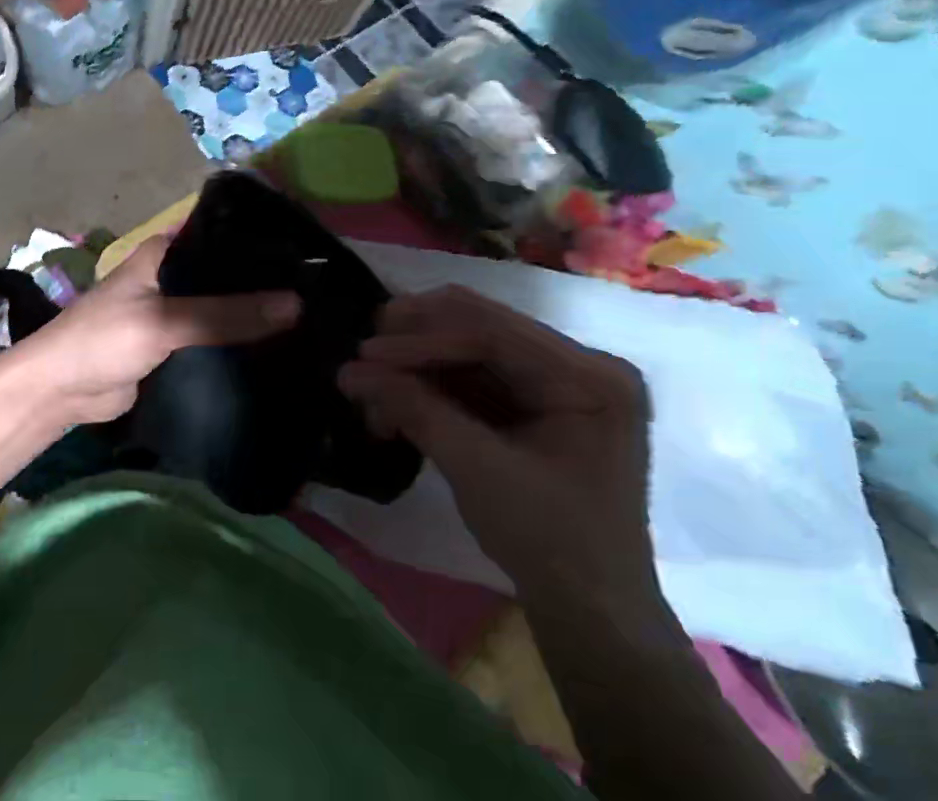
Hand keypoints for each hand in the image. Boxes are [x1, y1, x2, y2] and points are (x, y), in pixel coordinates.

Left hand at [0, 236, 300, 426]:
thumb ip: (225, 314)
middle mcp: (171, 278)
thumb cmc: (103, 339)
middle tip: (321, 294)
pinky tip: (280, 350)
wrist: (61, 390)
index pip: (221, 238)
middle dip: (264, 286)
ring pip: (222, 311)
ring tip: (313, 321)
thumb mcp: (164, 321)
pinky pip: (214, 342)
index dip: (262, 244)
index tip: (309, 256)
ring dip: (254, 317)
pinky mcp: (175, 348)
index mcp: (164, 254)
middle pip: (226, 277)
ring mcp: (173, 314)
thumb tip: (296, 306)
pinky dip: (239, 345)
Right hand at [337, 285, 655, 605]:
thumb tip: (348, 371)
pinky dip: (425, 391)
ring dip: (413, 370)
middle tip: (360, 358)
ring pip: (465, 353)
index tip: (365, 354)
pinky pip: (468, 382)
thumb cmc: (550, 539)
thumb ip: (416, 410)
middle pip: (479, 330)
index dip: (423, 340)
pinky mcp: (529, 407)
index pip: (493, 333)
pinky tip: (388, 410)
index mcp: (589, 377)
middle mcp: (575, 367)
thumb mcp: (478, 470)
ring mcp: (552, 386)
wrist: (587, 606)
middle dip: (414, 345)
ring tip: (366, 394)